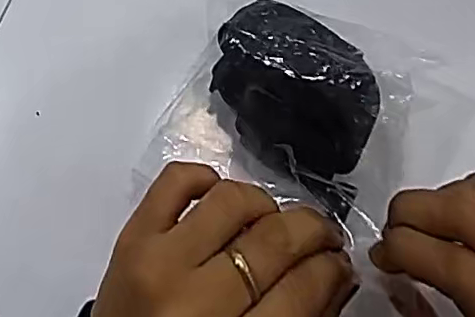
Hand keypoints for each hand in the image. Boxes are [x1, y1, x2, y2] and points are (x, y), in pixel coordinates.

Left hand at [95, 162, 359, 316]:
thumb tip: (332, 274)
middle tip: (324, 232)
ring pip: (229, 202)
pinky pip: (174, 181)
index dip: (330, 271)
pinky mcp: (132, 233)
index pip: (298, 294)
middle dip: (309, 231)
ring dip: (263, 202)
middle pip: (269, 244)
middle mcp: (195, 299)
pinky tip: (219, 193)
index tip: (342, 262)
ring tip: (274, 217)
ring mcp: (159, 259)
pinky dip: (204, 176)